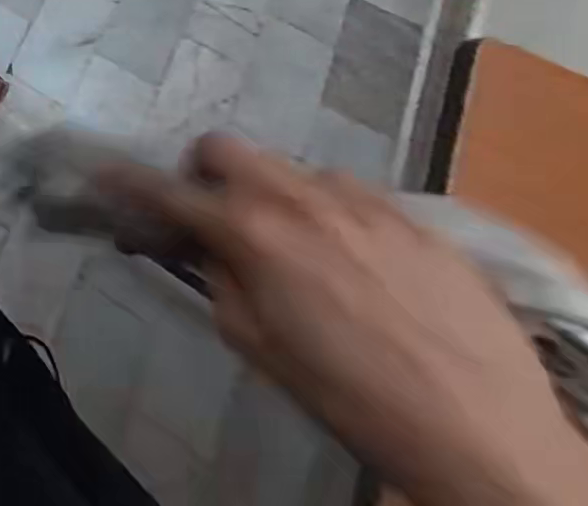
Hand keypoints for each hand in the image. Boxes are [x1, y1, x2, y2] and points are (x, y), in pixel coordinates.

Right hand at [103, 133, 587, 505]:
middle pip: (225, 147)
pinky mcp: (420, 224)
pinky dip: (334, 212)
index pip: (162, 190)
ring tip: (295, 239)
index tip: (99, 173)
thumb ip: (217, 275)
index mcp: (249, 231)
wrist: (487, 439)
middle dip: (204, 171)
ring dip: (274, 193)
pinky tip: (355, 257)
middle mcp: (299, 201)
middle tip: (215, 211)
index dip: (122, 179)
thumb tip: (204, 246)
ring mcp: (365, 206)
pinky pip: (356, 195)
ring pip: (292, 168)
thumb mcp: (250, 337)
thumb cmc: (344, 391)